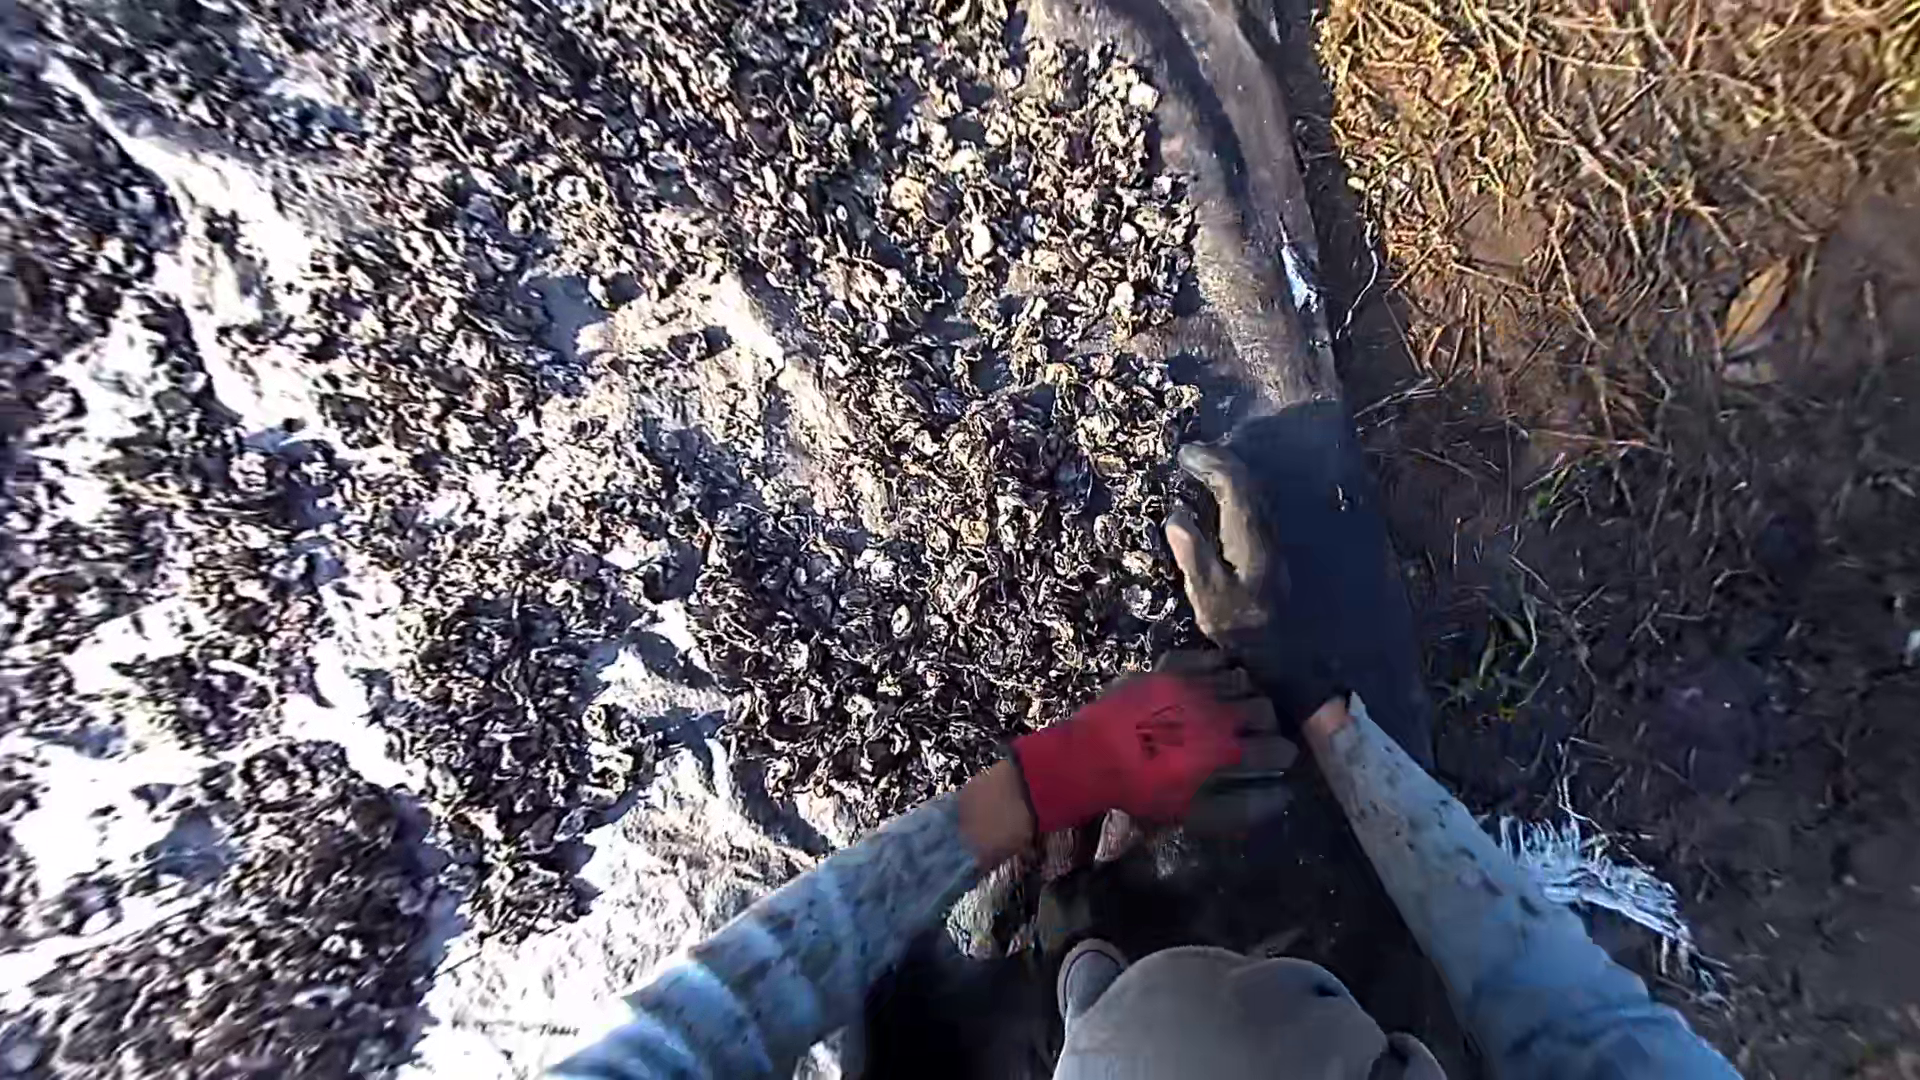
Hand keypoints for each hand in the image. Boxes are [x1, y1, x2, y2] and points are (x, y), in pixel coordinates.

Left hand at [1010, 651, 1288, 833]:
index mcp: (1222, 750)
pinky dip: (1216, 664)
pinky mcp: (1165, 670)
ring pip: (1236, 678)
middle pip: (1261, 706)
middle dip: (1267, 720)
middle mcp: (1212, 712)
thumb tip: (1280, 795)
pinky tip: (1217, 672)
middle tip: (1258, 728)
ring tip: (1237, 701)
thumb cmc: (1141, 790)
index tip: (1280, 753)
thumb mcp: (1193, 813)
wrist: (1090, 756)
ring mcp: (1188, 686)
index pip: (1274, 746)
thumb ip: (1242, 808)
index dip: (1283, 752)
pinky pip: (1202, 658)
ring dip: (1244, 691)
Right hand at [1163, 442, 1345, 726]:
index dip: (1209, 464)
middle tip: (1189, 454)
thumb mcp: (1207, 594)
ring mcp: (1270, 539)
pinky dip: (1232, 491)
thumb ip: (1192, 553)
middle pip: (1247, 482)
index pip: (1233, 486)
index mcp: (1249, 536)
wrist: (1280, 654)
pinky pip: (1250, 505)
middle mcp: (1264, 530)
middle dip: (1218, 462)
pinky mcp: (1268, 549)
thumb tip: (1176, 515)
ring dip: (1227, 474)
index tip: (1183, 455)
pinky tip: (1218, 496)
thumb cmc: (1239, 626)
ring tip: (1200, 467)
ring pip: (1252, 492)